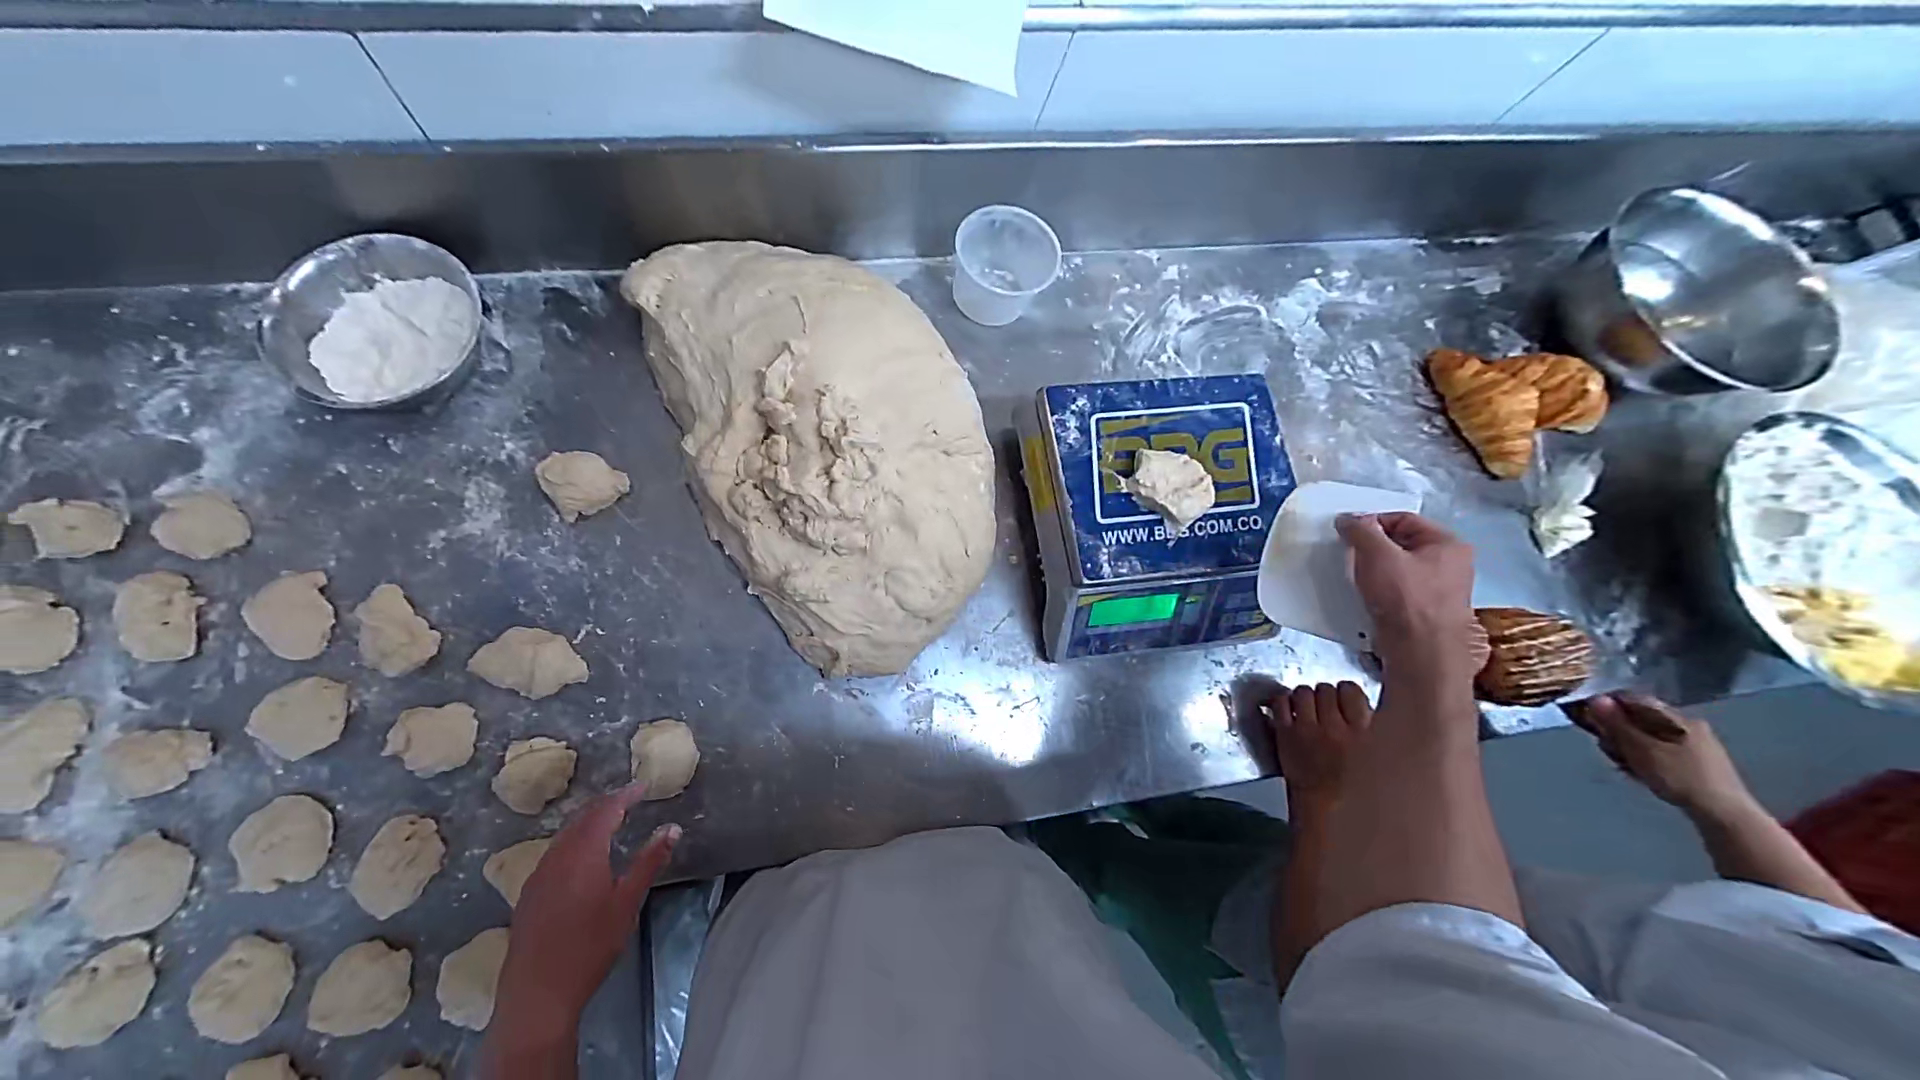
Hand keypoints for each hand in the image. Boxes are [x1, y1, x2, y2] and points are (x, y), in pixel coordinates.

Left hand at [494, 785, 679, 1035]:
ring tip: (610, 821)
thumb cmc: (590, 946)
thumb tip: (672, 828)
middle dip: (606, 804)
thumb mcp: (628, 902)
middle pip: (581, 818)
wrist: (538, 995)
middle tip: (629, 798)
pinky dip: (573, 841)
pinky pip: (554, 853)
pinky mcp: (529, 894)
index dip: (625, 795)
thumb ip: (650, 861)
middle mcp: (556, 857)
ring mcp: (538, 876)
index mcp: (583, 853)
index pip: (605, 810)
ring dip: (588, 822)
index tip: (643, 786)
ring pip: (565, 835)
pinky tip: (582, 856)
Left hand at [1266, 682, 1372, 812]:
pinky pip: (1280, 702)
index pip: (1351, 689)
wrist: (1323, 805)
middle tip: (1322, 706)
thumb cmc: (1347, 781)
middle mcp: (1335, 727)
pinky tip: (1287, 711)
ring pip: (1303, 691)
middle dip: (1323, 694)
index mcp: (1363, 732)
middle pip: (1325, 688)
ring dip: (1303, 696)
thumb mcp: (1372, 752)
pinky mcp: (1285, 733)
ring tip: (1305, 708)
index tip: (1342, 697)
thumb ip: (1367, 725)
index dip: (1344, 691)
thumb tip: (1360, 702)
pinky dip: (1282, 702)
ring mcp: (1308, 729)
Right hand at [1335, 512, 1476, 678]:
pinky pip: (1398, 589)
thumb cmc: (1404, 596)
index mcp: (1447, 543)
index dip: (1372, 522)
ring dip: (1374, 569)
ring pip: (1398, 567)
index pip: (1402, 519)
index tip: (1346, 533)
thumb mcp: (1377, 554)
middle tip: (1348, 554)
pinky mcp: (1426, 610)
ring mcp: (1440, 589)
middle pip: (1401, 543)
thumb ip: (1360, 531)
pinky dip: (1379, 588)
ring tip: (1354, 576)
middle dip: (1372, 547)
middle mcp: (1450, 564)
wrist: (1420, 650)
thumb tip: (1347, 519)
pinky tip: (1365, 595)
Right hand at [1568, 693, 1754, 818]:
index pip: (1632, 699)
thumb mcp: (1641, 750)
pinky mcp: (1698, 761)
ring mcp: (1695, 744)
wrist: (1726, 815)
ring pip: (1647, 735)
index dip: (1607, 707)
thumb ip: (1617, 724)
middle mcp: (1687, 724)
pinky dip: (1645, 757)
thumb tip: (1595, 698)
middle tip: (1610, 751)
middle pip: (1638, 718)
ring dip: (1629, 746)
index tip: (1592, 723)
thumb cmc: (1680, 778)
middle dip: (1618, 731)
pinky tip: (1642, 772)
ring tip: (1626, 765)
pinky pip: (1660, 749)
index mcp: (1676, 718)